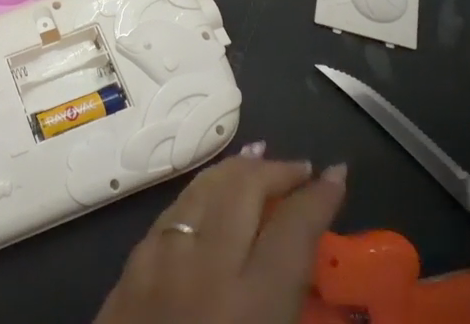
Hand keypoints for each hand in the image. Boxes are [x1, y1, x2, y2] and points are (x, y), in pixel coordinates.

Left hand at [93, 147, 346, 323]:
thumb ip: (290, 311)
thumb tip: (302, 285)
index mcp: (252, 301)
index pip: (294, 229)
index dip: (320, 198)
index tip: (339, 176)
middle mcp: (207, 264)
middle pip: (244, 192)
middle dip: (277, 172)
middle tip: (302, 169)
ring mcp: (162, 256)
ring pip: (203, 190)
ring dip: (235, 171)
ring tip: (259, 161)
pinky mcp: (131, 264)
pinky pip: (173, 211)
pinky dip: (199, 192)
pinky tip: (208, 195)